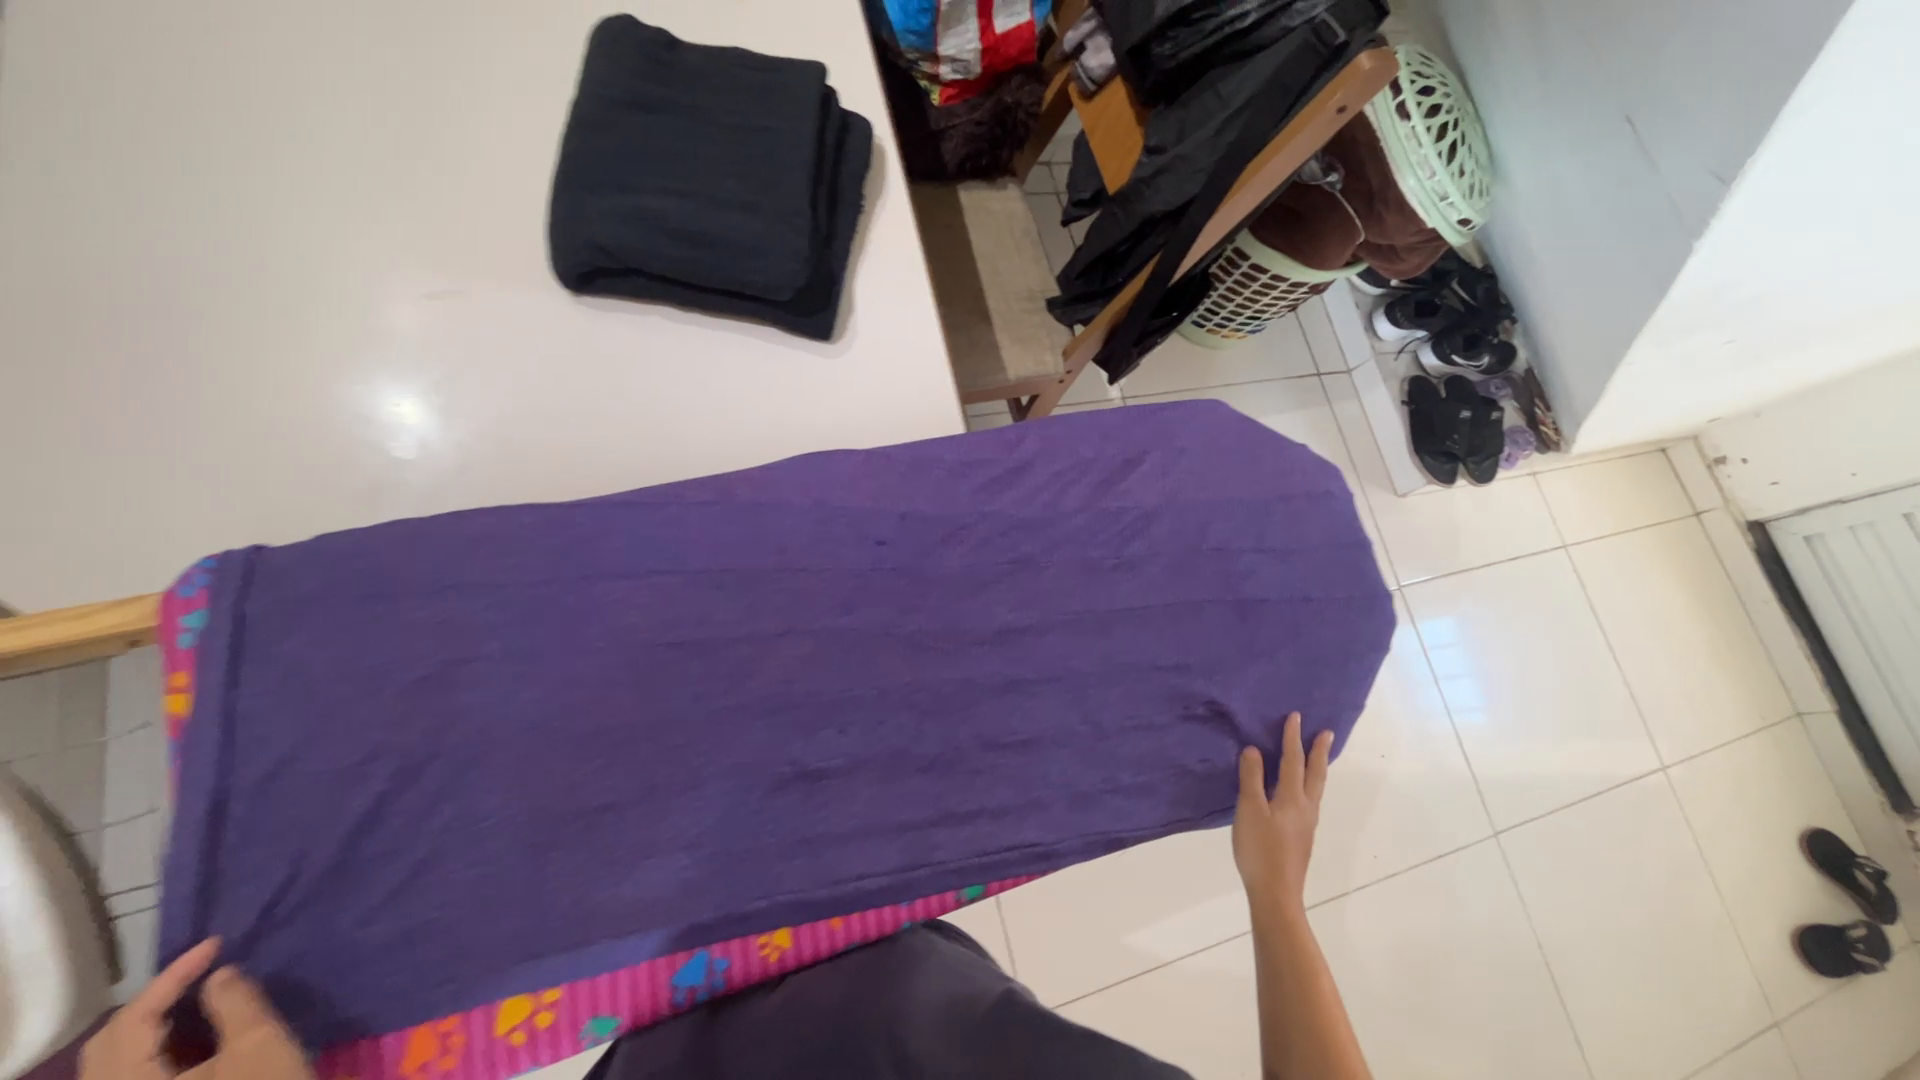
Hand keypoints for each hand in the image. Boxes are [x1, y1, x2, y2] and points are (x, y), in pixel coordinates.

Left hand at [80, 938, 313, 1079]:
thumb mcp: (260, 1047)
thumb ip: (235, 1003)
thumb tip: (219, 974)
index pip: (136, 1018)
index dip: (175, 974)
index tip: (218, 943)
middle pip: (110, 1043)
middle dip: (154, 1000)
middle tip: (200, 969)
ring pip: (114, 1065)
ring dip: (150, 1025)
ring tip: (194, 997)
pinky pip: (127, 1079)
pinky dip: (153, 1051)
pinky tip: (188, 1039)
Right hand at [1231, 713, 1331, 914]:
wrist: (1276, 892)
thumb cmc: (1259, 849)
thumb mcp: (1249, 810)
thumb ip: (1251, 779)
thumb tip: (1253, 750)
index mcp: (1292, 798)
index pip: (1292, 760)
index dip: (1293, 738)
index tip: (1296, 717)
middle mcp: (1305, 807)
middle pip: (1314, 774)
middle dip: (1318, 752)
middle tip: (1327, 733)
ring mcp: (1306, 823)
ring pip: (1315, 788)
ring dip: (1317, 768)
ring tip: (1317, 757)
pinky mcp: (1302, 836)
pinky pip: (1309, 800)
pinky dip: (1309, 784)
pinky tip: (1300, 791)